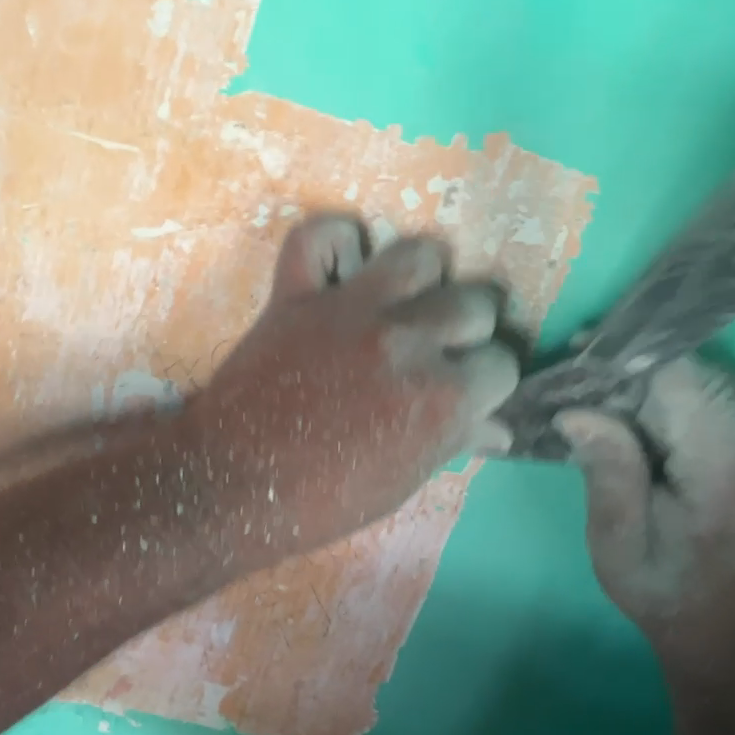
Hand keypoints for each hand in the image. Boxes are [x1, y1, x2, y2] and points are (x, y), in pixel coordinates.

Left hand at [189, 216, 517, 547]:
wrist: (232, 482)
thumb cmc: (322, 498)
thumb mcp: (402, 481)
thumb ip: (453, 440)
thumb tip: (498, 427)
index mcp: (443, 398)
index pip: (501, 363)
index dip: (483, 380)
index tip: (461, 388)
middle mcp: (407, 340)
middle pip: (474, 303)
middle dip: (465, 329)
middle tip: (435, 349)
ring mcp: (349, 310)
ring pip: (417, 255)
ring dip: (418, 279)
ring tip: (399, 305)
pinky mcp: (295, 294)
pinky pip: (319, 235)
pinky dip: (332, 243)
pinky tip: (340, 271)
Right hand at [554, 357, 734, 670]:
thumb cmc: (666, 596)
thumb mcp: (617, 542)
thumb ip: (607, 470)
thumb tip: (579, 409)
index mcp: (731, 474)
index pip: (689, 381)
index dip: (633, 358)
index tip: (580, 356)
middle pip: (706, 376)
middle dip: (641, 371)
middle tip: (585, 386)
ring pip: (721, 384)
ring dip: (663, 385)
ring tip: (611, 405)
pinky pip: (733, 406)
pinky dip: (686, 403)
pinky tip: (651, 428)